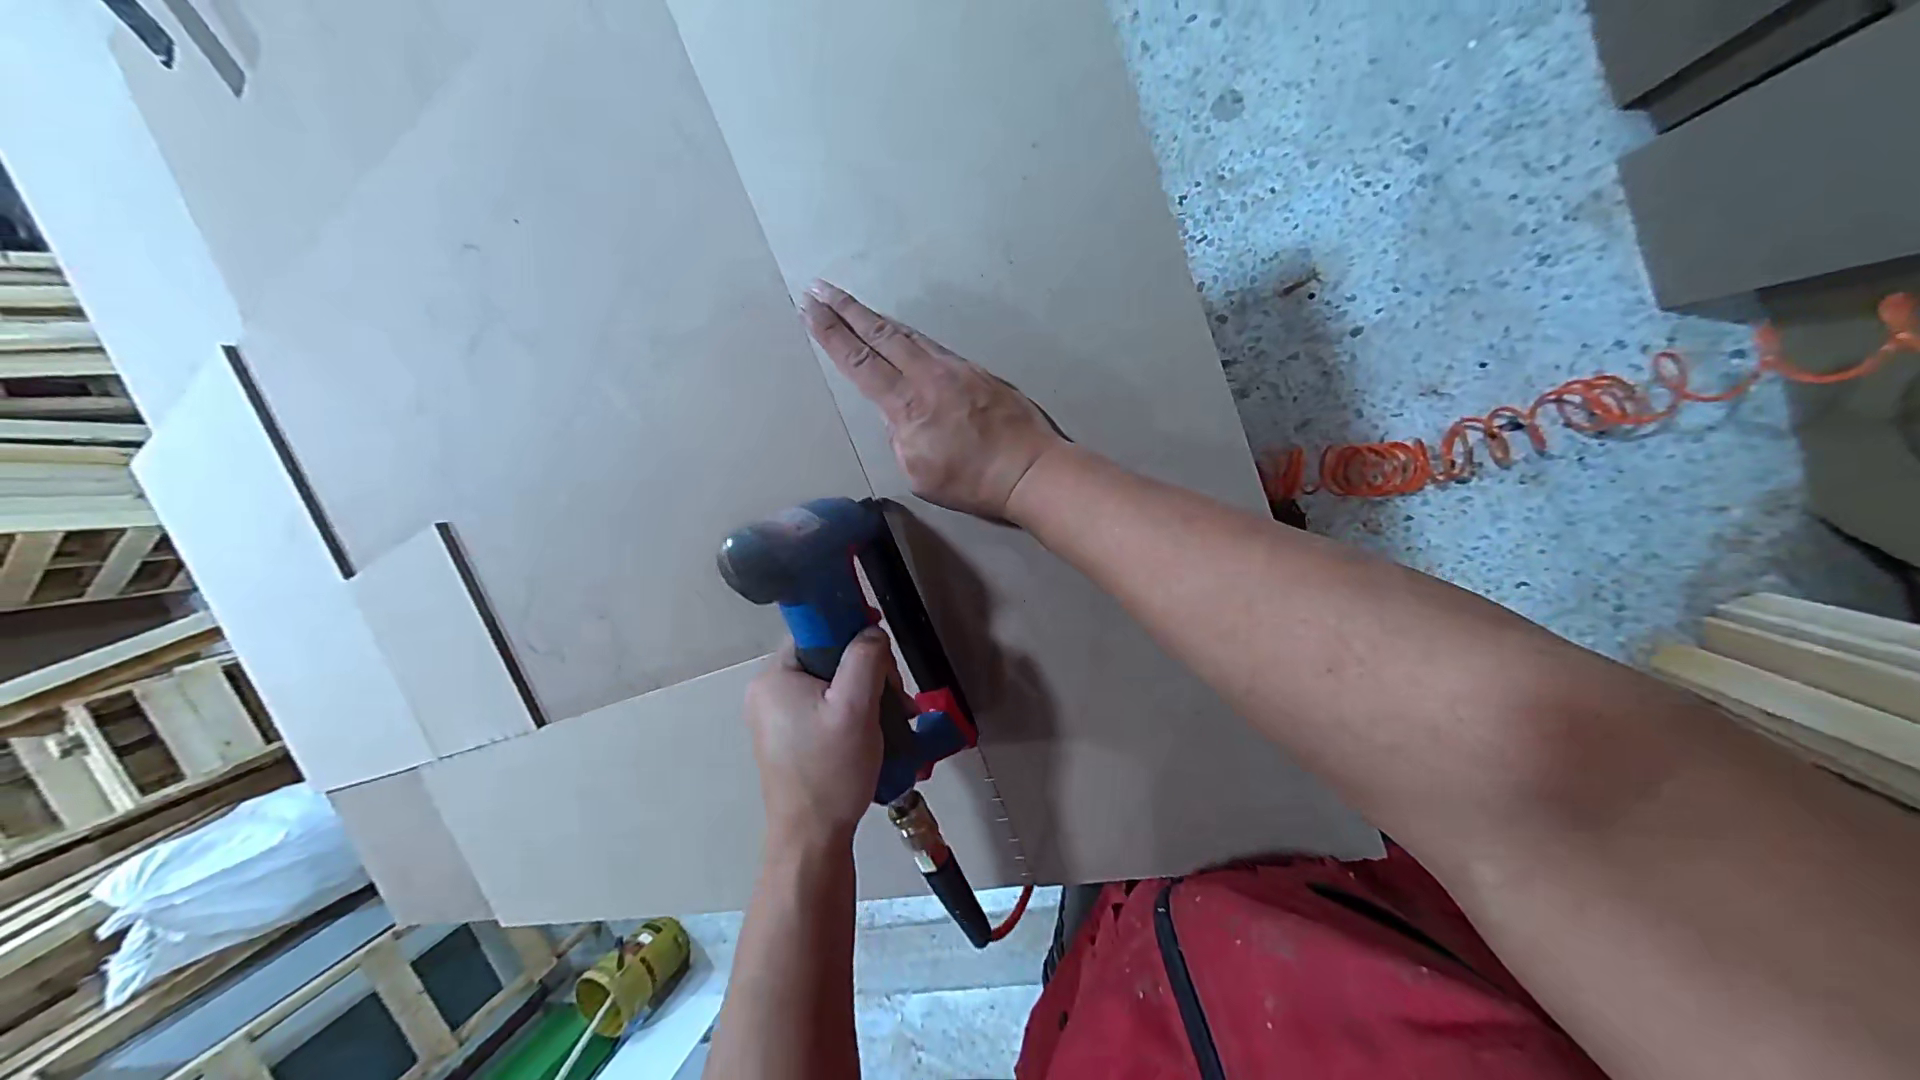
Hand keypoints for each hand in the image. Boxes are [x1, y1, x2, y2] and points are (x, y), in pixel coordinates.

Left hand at [744, 629, 892, 847]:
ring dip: (866, 696)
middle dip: (867, 674)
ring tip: (893, 719)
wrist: (813, 839)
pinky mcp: (789, 741)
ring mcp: (776, 719)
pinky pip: (825, 710)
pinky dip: (852, 715)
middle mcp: (768, 693)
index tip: (883, 649)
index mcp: (774, 677)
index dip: (852, 634)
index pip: (817, 633)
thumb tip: (871, 632)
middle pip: (827, 660)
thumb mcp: (856, 707)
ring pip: (831, 686)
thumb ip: (866, 659)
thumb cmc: (831, 769)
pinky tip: (876, 732)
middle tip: (895, 698)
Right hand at [799, 280, 1068, 520]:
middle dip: (846, 309)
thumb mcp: (919, 473)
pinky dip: (909, 336)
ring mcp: (956, 369)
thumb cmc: (973, 482)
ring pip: (908, 335)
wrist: (1030, 470)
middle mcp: (929, 377)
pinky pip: (934, 346)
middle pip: (880, 335)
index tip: (810, 309)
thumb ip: (901, 439)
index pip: (860, 363)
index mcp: (908, 407)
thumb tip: (898, 417)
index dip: (832, 334)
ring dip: (876, 318)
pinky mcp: (977, 371)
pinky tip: (901, 335)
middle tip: (819, 288)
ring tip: (852, 305)